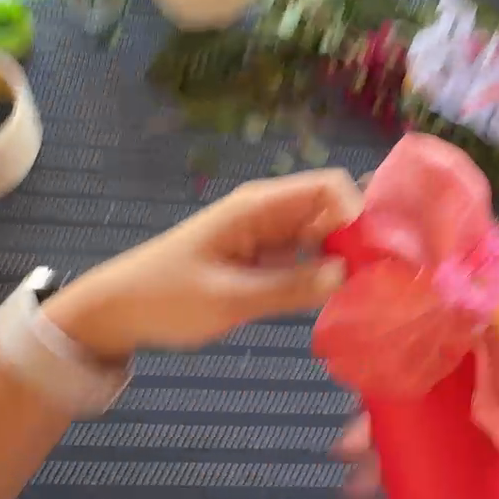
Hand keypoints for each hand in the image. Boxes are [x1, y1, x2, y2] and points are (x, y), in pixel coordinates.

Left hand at [45, 169, 360, 359]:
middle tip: (382, 282)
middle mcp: (269, 212)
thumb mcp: (229, 298)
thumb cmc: (166, 297)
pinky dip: (324, 273)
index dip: (358, 212)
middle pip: (332, 210)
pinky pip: (306, 257)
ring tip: (370, 294)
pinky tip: (341, 299)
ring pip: (323, 235)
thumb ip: (290, 287)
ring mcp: (267, 235)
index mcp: (259, 206)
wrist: (116, 311)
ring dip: (344, 258)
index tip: (375, 255)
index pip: (328, 187)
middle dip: (358, 238)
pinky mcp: (263, 258)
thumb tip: (347, 274)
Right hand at [334, 365, 498, 498]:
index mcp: (497, 395)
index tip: (369, 384)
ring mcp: (471, 462)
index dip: (402, 376)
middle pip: (418, 421)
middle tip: (347, 450)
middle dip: (378, 431)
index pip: (440, 376)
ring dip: (381, 472)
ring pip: (417, 460)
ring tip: (356, 492)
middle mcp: (476, 423)